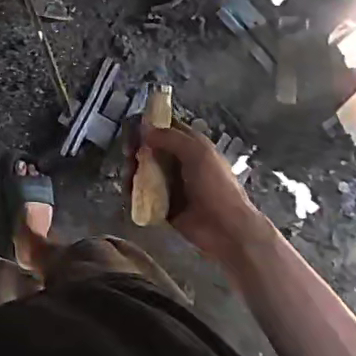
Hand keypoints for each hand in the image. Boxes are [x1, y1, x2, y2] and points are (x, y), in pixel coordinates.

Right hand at [140, 123, 272, 261]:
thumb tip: (144, 128)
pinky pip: (143, 194)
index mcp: (192, 145)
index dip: (148, 126)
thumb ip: (171, 138)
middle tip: (129, 156)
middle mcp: (180, 161)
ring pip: (144, 171)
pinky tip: (129, 192)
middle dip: (137, 150)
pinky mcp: (164, 205)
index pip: (166, 128)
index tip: (132, 131)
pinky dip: (134, 191)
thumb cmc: (215, 186)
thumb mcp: (197, 153)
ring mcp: (171, 184)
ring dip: (133, 170)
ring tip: (129, 177)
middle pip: (151, 149)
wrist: (226, 228)